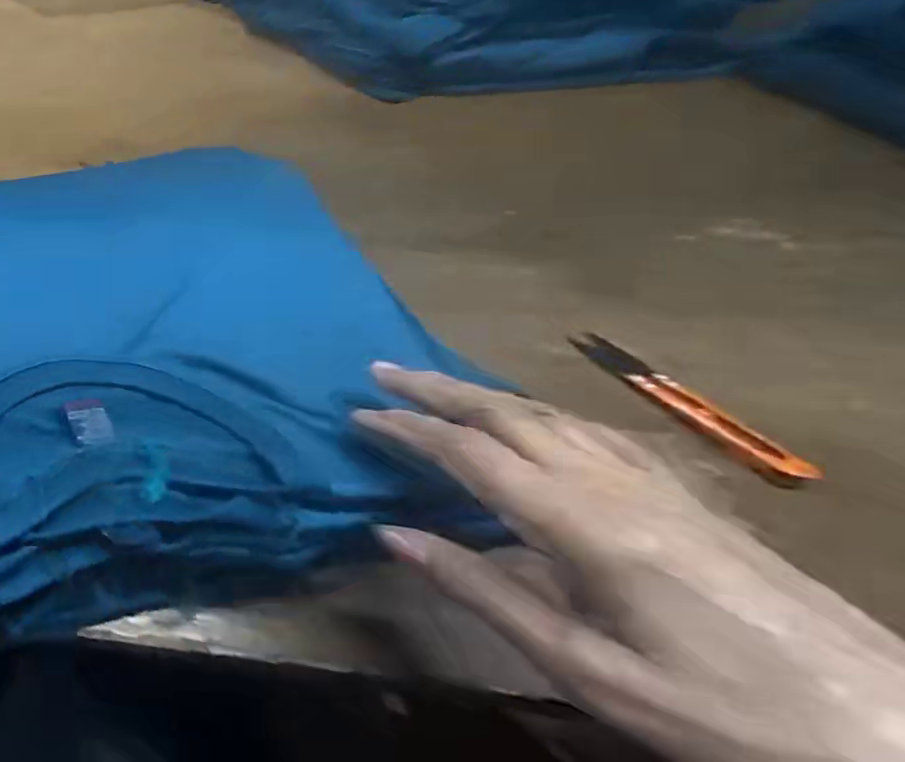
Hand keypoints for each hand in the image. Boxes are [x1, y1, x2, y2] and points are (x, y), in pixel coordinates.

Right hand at [355, 364, 904, 761]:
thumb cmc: (728, 717)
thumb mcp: (591, 672)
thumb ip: (486, 594)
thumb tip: (393, 534)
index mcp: (585, 525)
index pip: (471, 453)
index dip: (409, 428)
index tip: (359, 414)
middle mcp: (614, 486)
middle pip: (507, 414)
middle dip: (435, 388)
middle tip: (379, 371)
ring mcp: (658, 486)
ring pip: (550, 414)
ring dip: (481, 392)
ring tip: (436, 386)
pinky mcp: (688, 498)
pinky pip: (593, 431)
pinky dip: (540, 410)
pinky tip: (534, 419)